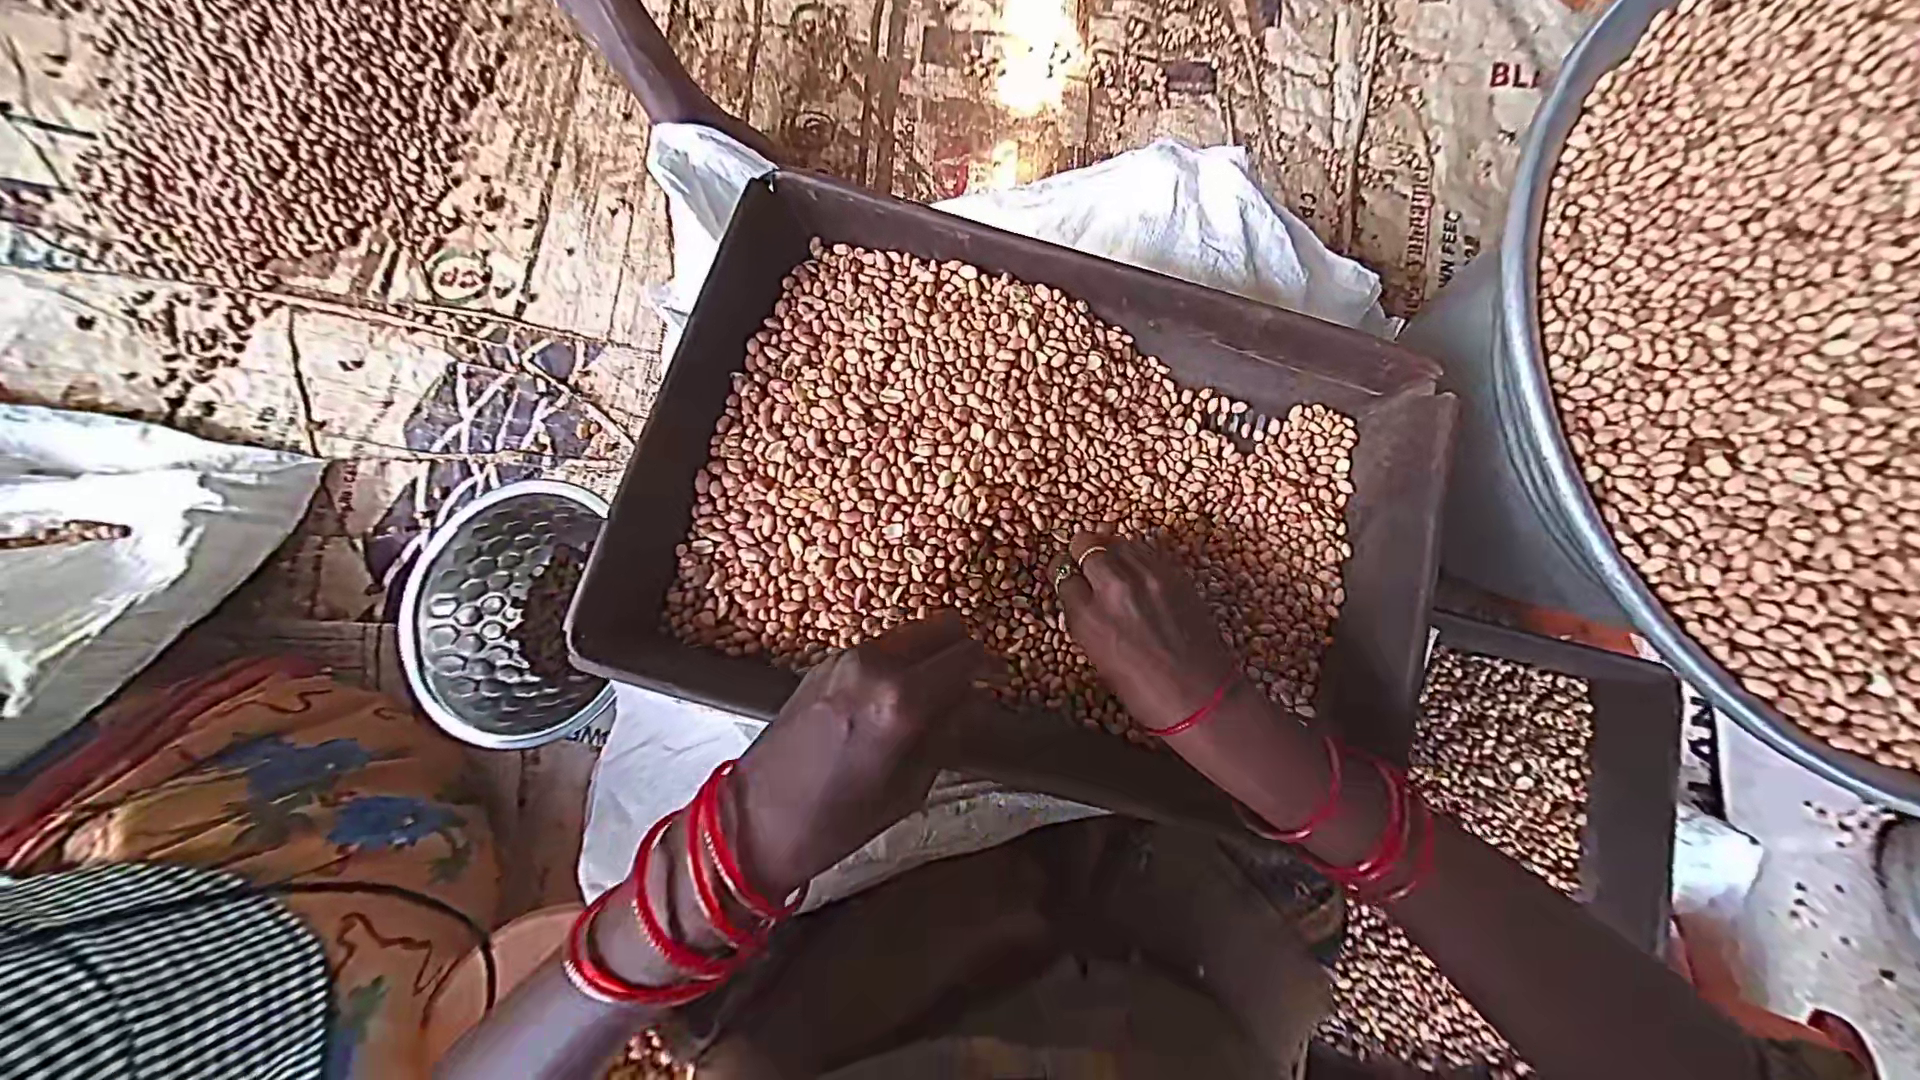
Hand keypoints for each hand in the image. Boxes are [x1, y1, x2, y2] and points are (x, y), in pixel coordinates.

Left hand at [726, 612, 997, 897]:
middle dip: (965, 649)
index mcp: (900, 700)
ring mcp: (846, 658)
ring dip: (932, 652)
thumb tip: (975, 701)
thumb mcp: (909, 786)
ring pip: (910, 633)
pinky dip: (902, 659)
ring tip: (936, 691)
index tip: (1000, 680)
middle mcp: (874, 664)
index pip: (965, 657)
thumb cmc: (838, 819)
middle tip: (974, 680)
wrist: (756, 818)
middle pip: (941, 626)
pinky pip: (881, 647)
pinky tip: (899, 694)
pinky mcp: (826, 662)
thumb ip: (948, 732)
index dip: (991, 666)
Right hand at [1054, 533, 1238, 730]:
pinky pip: (1144, 551)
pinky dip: (1134, 556)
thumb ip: (1085, 618)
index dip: (1064, 573)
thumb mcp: (1096, 655)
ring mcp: (1147, 578)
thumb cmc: (1144, 690)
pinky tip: (1135, 570)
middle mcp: (1113, 589)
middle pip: (1086, 545)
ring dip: (1108, 549)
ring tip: (1110, 562)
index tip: (1067, 575)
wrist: (1200, 696)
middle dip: (1081, 552)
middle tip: (1083, 561)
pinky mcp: (1174, 575)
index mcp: (1087, 616)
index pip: (1063, 573)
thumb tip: (1080, 594)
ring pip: (1116, 542)